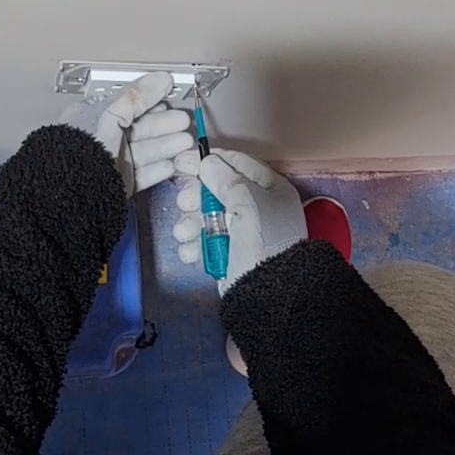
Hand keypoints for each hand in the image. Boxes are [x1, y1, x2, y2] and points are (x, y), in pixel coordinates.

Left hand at [57, 72, 197, 193]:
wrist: (72, 192)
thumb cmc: (81, 150)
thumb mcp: (110, 115)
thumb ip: (137, 98)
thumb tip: (159, 79)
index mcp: (92, 119)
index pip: (126, 106)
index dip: (150, 103)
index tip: (169, 102)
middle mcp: (101, 140)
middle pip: (139, 130)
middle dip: (164, 125)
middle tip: (183, 123)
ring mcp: (109, 163)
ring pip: (144, 152)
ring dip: (166, 146)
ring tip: (184, 142)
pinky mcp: (116, 184)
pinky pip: (141, 175)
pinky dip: (158, 170)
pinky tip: (171, 165)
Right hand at [172, 148, 307, 292]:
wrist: (268, 293)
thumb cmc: (264, 241)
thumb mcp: (248, 203)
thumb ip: (226, 180)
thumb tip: (207, 162)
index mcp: (269, 188)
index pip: (237, 163)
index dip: (212, 161)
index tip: (185, 161)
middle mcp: (254, 205)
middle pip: (215, 189)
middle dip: (196, 196)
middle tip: (187, 203)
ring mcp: (238, 229)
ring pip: (203, 214)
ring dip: (190, 223)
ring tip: (187, 234)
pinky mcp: (225, 250)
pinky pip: (202, 239)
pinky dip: (192, 244)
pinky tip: (191, 251)